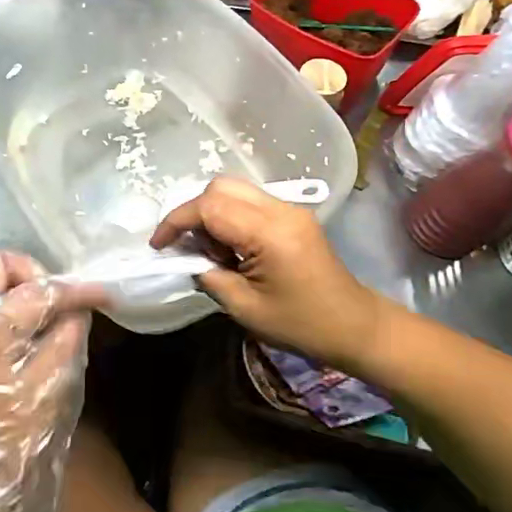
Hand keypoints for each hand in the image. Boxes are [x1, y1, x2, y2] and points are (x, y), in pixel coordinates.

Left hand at [0, 252, 96, 511]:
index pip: (39, 290)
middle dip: (32, 272)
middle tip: (58, 298)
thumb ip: (66, 334)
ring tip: (45, 315)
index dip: (76, 290)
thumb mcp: (49, 384)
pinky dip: (1, 304)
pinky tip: (25, 329)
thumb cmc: (7, 439)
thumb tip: (78, 307)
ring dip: (16, 287)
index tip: (103, 293)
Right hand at [151, 177, 393, 367]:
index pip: (210, 206)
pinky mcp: (295, 216)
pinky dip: (232, 217)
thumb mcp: (245, 308)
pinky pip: (253, 202)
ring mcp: (291, 209)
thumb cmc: (300, 324)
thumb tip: (188, 259)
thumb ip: (210, 276)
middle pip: (222, 187)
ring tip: (211, 252)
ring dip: (213, 213)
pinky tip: (231, 248)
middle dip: (194, 211)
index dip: (177, 221)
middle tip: (186, 248)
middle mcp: (281, 209)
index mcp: (269, 232)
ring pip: (237, 191)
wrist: (353, 325)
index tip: (159, 246)